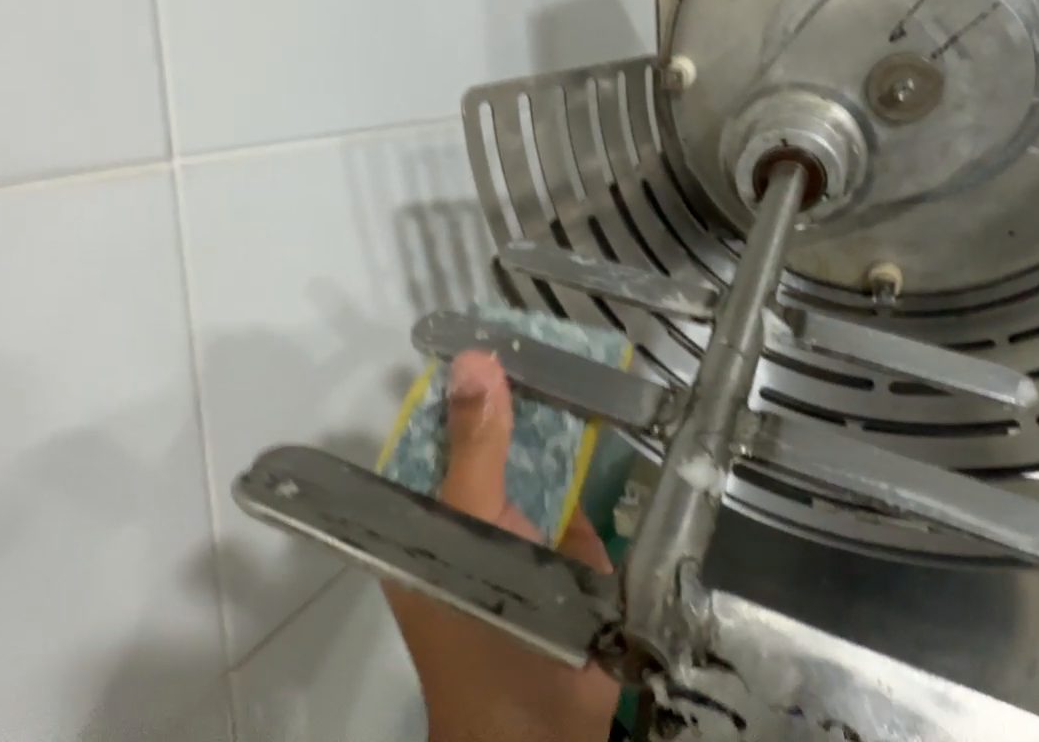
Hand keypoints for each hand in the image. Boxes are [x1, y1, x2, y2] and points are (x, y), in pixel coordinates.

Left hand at [383, 350, 620, 741]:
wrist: (543, 720)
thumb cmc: (479, 618)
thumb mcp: (467, 519)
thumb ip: (475, 444)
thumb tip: (474, 359)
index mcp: (424, 518)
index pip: (438, 438)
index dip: (463, 391)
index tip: (493, 335)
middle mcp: (471, 522)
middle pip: (494, 446)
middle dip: (519, 400)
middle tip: (548, 340)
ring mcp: (523, 537)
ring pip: (539, 465)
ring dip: (560, 423)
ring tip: (583, 359)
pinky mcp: (571, 553)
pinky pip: (581, 494)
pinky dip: (596, 460)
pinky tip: (615, 411)